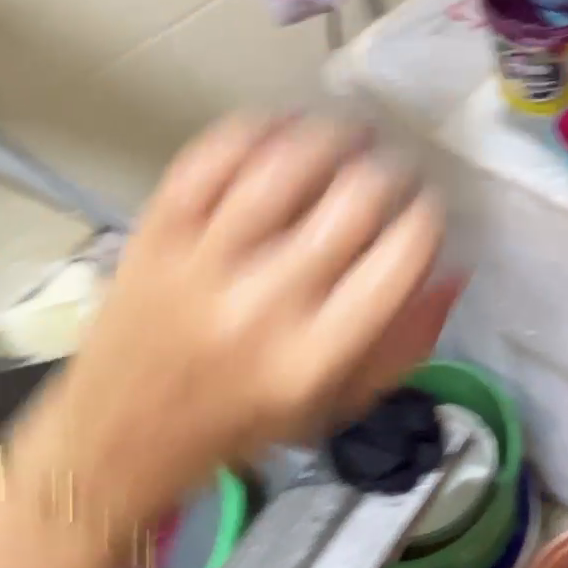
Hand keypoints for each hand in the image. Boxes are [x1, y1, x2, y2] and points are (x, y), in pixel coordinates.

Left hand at [10, 115, 461, 523]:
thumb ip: (407, 340)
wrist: (113, 440)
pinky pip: (211, 157)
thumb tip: (455, 267)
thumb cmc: (246, 421)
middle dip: (392, 172)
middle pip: (355, 201)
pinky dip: (258, 128)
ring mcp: (201, 262)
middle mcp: (261, 304)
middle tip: (396, 171)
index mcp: (315, 354)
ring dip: (335, 138)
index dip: (428, 217)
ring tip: (354, 136)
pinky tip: (288, 127)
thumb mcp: (342, 402)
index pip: (401, 256)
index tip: (427, 209)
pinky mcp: (156, 233)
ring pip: (285, 167)